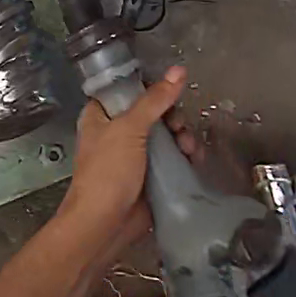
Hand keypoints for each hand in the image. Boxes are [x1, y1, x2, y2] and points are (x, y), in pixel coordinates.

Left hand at [61, 66, 187, 245]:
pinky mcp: (149, 176)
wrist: (102, 226)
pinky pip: (172, 159)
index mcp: (101, 115)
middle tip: (179, 129)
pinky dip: (184, 157)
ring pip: (166, 135)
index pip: (130, 90)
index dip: (152, 89)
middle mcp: (116, 132)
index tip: (172, 92)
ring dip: (182, 138)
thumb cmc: (107, 172)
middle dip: (173, 118)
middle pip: (154, 112)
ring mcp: (134, 155)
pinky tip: (194, 160)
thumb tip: (179, 70)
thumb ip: (155, 100)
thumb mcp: (129, 129)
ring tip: (189, 149)